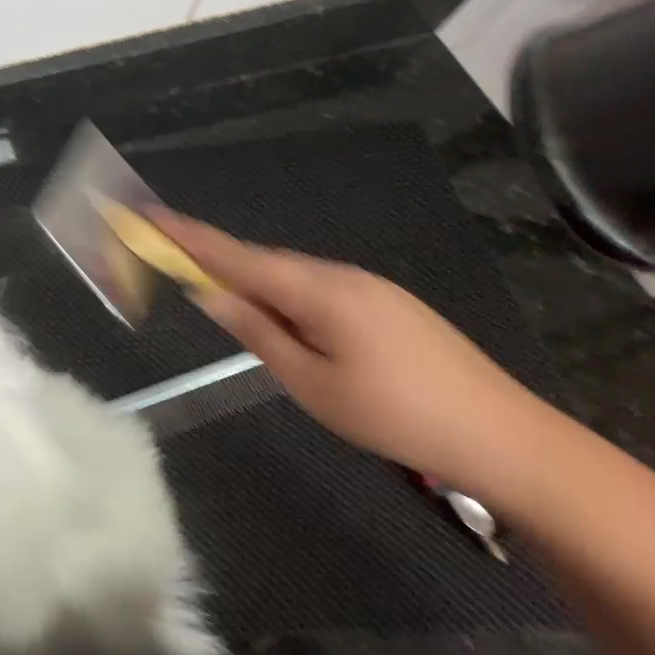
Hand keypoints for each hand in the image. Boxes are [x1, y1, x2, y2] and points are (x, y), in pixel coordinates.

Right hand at [151, 210, 543, 487]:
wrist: (507, 439)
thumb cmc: (396, 415)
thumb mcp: (311, 382)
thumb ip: (257, 332)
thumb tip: (211, 295)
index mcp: (320, 291)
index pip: (236, 256)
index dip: (187, 237)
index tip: (147, 215)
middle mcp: (344, 276)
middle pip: (263, 262)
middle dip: (217, 261)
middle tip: (175, 267)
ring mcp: (372, 289)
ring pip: (293, 278)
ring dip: (254, 286)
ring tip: (232, 311)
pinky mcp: (390, 307)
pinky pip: (319, 290)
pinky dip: (286, 298)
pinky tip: (287, 325)